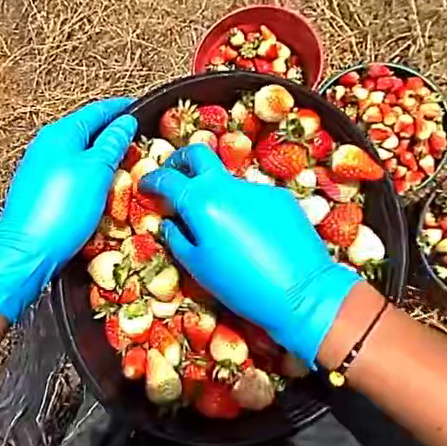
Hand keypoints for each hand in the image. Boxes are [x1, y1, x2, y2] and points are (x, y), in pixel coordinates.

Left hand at [0, 98, 137, 319]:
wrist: (27, 252)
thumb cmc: (62, 209)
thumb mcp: (97, 170)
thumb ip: (112, 143)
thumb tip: (125, 122)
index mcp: (60, 133)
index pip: (97, 111)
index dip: (121, 108)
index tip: (141, 107)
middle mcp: (46, 146)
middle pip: (87, 131)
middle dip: (113, 133)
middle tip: (140, 138)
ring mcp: (40, 170)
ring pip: (79, 154)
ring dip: (103, 156)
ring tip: (128, 162)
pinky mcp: (40, 193)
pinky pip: (73, 175)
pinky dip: (91, 176)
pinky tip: (103, 187)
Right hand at [141, 144, 358, 366]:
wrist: (302, 292)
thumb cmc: (241, 285)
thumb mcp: (197, 266)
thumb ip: (176, 238)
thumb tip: (169, 223)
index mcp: (200, 201)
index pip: (166, 178)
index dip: (150, 181)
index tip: (144, 187)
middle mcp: (227, 185)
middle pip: (197, 153)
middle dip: (179, 160)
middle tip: (172, 176)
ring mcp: (255, 188)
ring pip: (225, 179)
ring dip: (212, 190)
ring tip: (214, 223)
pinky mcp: (279, 197)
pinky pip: (250, 195)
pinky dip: (239, 206)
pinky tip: (246, 234)